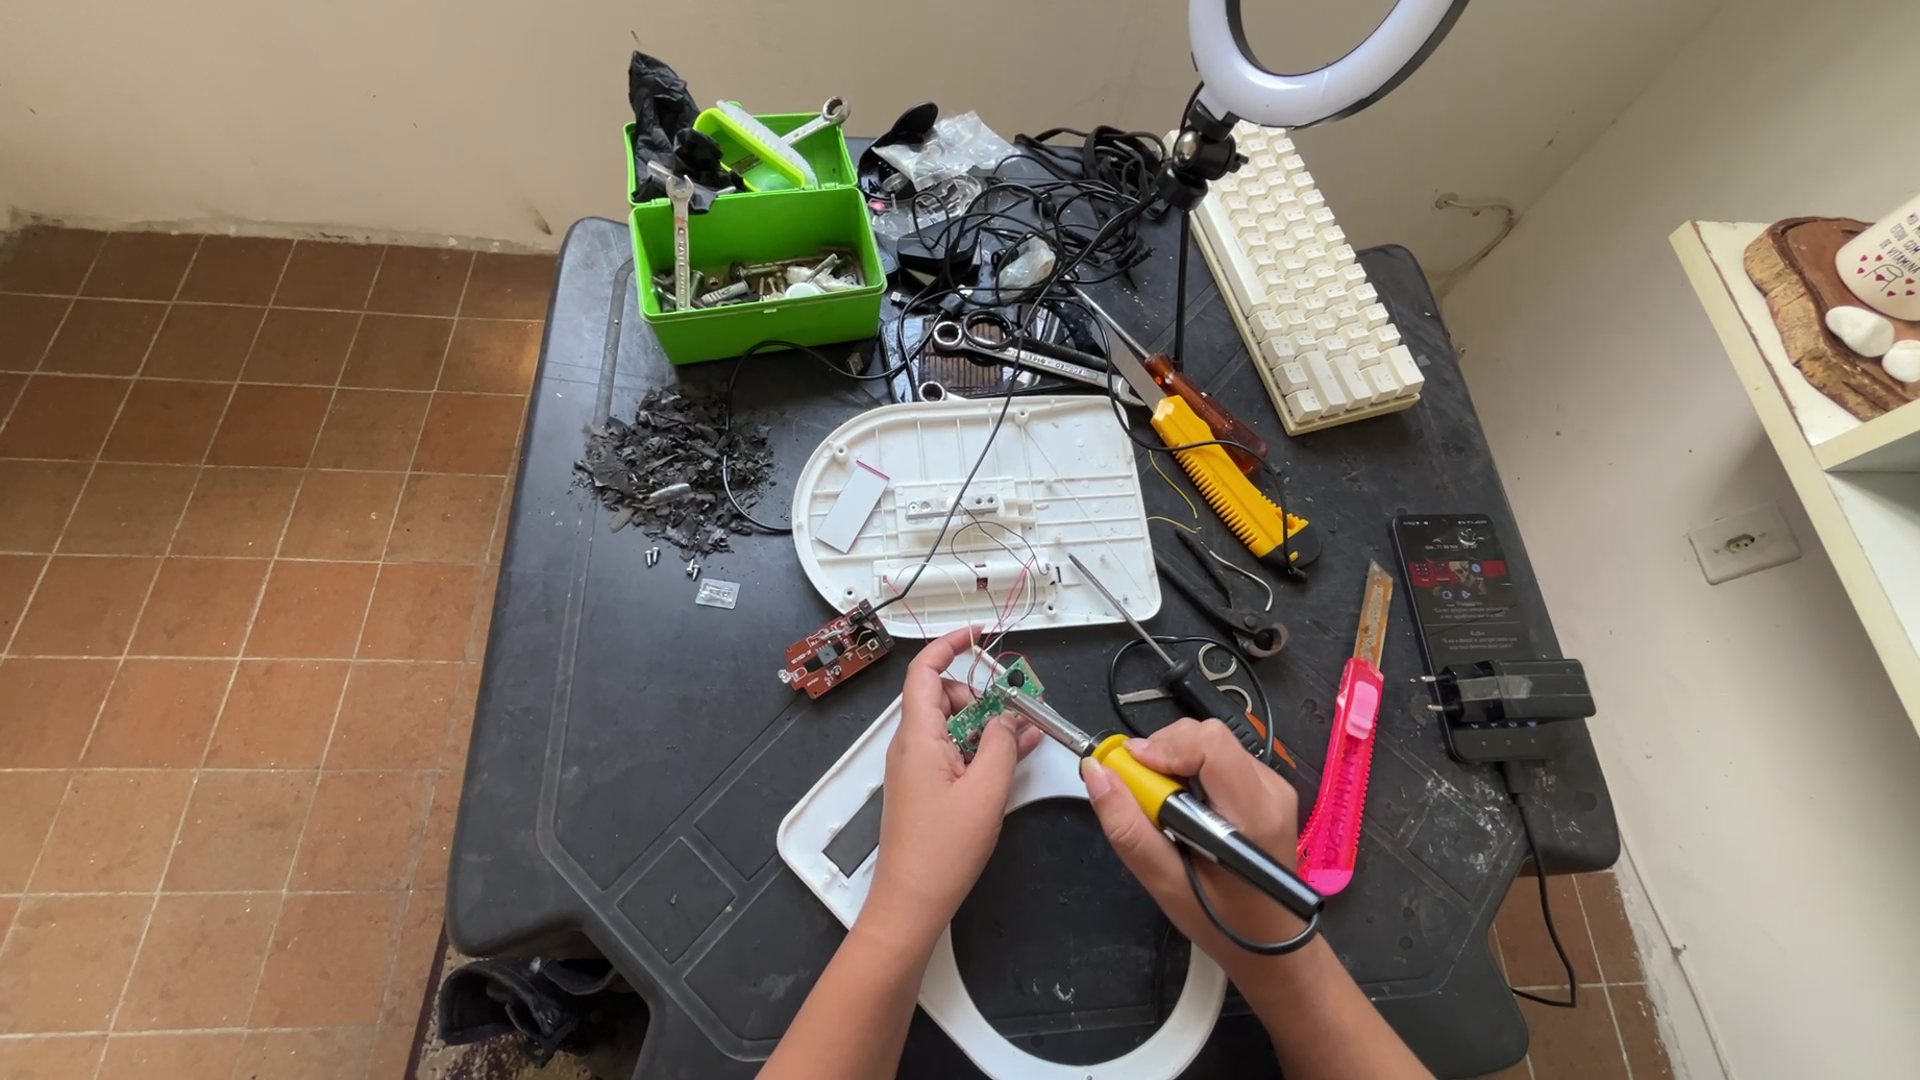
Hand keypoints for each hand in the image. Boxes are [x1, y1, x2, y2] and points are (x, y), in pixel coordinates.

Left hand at [861, 627, 1041, 951]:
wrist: (911, 903)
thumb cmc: (940, 853)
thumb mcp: (985, 791)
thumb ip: (1001, 744)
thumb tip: (1008, 717)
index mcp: (917, 736)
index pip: (925, 670)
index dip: (950, 644)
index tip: (979, 634)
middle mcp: (912, 744)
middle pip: (946, 695)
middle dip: (983, 694)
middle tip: (1018, 707)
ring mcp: (919, 765)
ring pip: (955, 724)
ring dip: (989, 723)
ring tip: (1026, 730)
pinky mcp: (927, 784)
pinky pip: (957, 750)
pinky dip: (983, 746)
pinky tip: (1016, 748)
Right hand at [1081, 717, 1304, 976]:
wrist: (1273, 948)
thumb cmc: (1221, 922)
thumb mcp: (1165, 884)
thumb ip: (1128, 829)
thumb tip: (1095, 771)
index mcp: (1251, 814)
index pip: (1210, 744)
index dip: (1164, 746)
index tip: (1131, 770)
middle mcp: (1269, 790)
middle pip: (1208, 735)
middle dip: (1164, 751)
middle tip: (1141, 791)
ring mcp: (1273, 786)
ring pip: (1210, 742)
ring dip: (1174, 761)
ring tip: (1162, 803)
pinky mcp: (1267, 787)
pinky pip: (1218, 756)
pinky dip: (1190, 769)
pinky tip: (1184, 806)